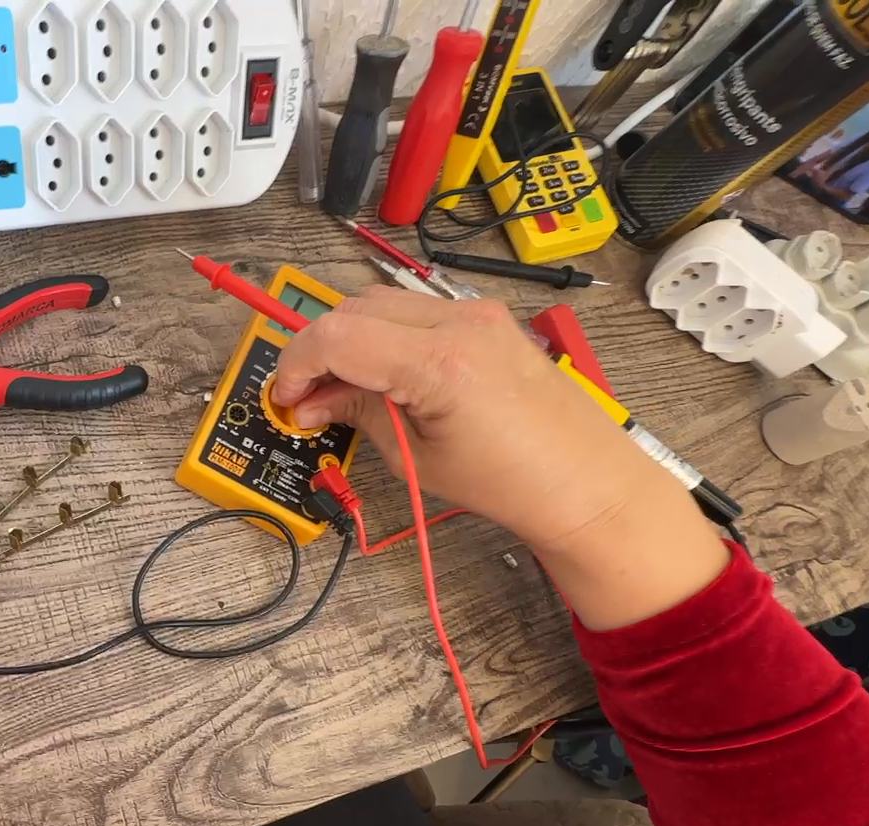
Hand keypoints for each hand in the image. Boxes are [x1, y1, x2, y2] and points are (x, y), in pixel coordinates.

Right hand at [272, 288, 725, 627]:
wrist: (583, 480)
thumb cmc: (509, 480)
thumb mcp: (413, 456)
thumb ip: (357, 413)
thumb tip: (311, 402)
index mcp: (439, 362)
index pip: (336, 335)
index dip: (296, 364)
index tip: (285, 396)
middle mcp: (459, 322)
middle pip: (351, 308)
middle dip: (314, 349)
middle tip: (304, 396)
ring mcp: (475, 314)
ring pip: (377, 302)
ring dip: (344, 340)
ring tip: (337, 390)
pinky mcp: (483, 319)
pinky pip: (410, 312)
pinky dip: (377, 336)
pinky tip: (375, 375)